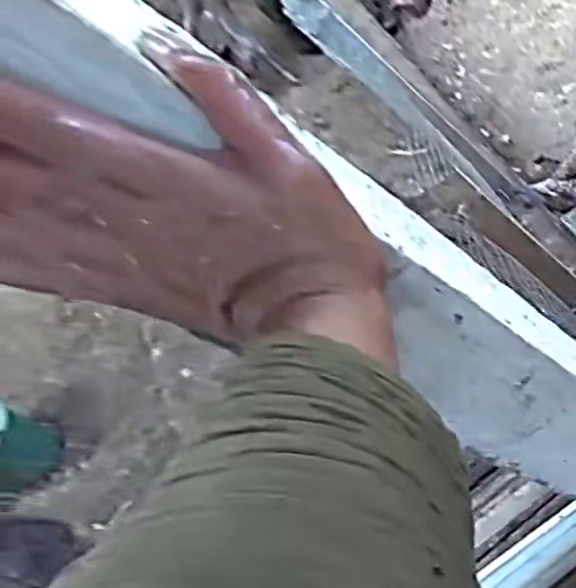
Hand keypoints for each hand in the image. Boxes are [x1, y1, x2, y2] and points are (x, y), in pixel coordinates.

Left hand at [0, 41, 397, 367]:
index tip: (10, 78)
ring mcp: (89, 246)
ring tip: (14, 170)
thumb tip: (177, 55)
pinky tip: (6, 220)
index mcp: (130, 163)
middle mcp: (90, 201)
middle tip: (14, 126)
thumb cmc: (315, 250)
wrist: (325, 325)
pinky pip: (7, 259)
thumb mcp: (298, 170)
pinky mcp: (102, 283)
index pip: (10, 105)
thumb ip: (236, 107)